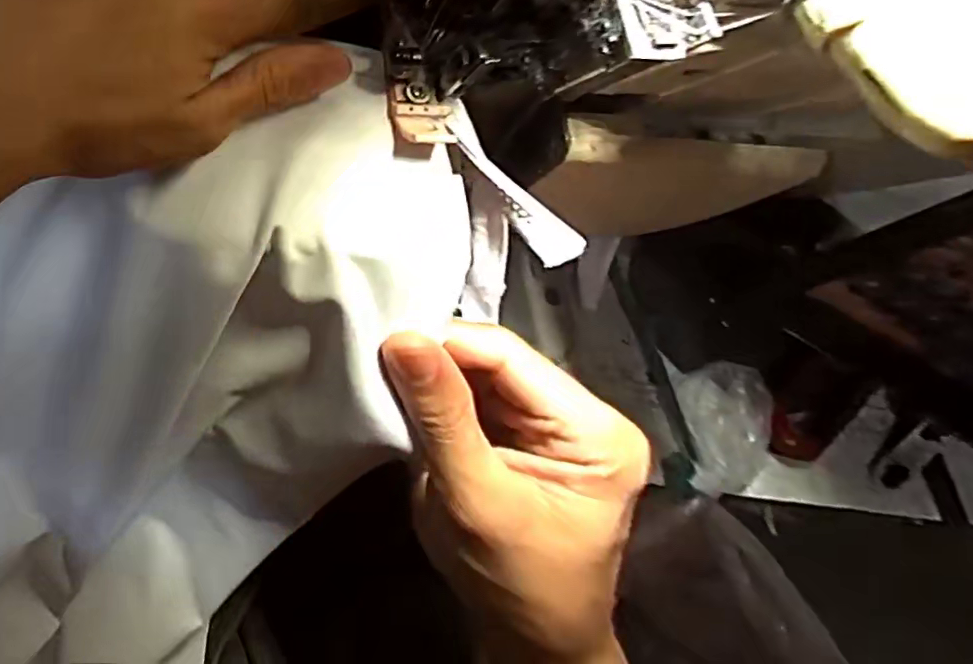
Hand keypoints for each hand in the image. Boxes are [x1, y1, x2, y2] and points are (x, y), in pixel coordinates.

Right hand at [383, 322, 650, 663]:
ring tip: (385, 375)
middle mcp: (578, 412)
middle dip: (432, 358)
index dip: (442, 343)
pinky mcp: (514, 427)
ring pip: (473, 367)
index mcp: (594, 430)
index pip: (505, 355)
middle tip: (378, 361)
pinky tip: (404, 394)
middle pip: (490, 355)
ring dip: (427, 372)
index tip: (384, 347)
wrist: (525, 635)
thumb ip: (440, 415)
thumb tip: (402, 338)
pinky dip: (430, 390)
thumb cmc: (514, 579)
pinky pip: (465, 388)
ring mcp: (546, 419)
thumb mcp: (474, 498)